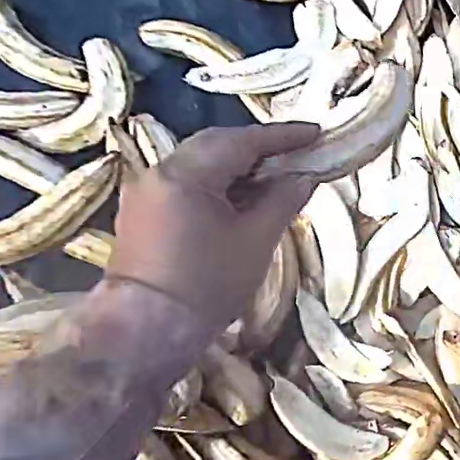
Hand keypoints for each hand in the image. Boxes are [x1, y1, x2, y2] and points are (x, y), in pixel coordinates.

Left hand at [107, 124, 318, 330]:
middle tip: (297, 149)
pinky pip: (188, 182)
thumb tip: (305, 177)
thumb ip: (283, 201)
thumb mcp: (256, 241)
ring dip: (240, 164)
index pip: (242, 141)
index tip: (315, 132)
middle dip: (259, 145)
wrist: (147, 328)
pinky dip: (220, 181)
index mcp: (186, 174)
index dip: (282, 136)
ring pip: (201, 162)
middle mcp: (160, 172)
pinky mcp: (145, 211)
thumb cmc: (208, 284)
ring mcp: (147, 191)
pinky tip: (244, 195)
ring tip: (276, 172)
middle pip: (216, 144)